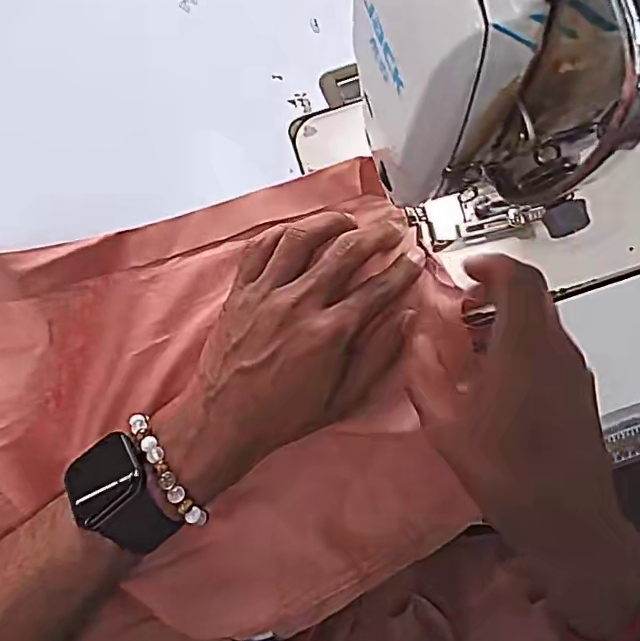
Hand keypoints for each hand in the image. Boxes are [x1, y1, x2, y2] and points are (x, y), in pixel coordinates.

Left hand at [153, 211, 421, 505]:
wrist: (225, 419)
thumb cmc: (283, 415)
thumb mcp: (342, 399)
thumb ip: (378, 357)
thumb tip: (404, 320)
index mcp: (329, 333)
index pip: (377, 288)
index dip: (403, 269)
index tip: (414, 257)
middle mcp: (298, 304)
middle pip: (346, 251)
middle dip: (377, 234)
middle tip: (391, 228)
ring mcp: (266, 294)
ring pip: (301, 238)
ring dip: (330, 222)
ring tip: (347, 221)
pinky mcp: (241, 292)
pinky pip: (260, 248)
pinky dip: (281, 233)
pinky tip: (297, 233)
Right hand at [405, 254, 639, 639]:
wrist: (568, 519)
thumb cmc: (507, 474)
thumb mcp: (445, 425)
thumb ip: (424, 373)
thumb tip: (416, 340)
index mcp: (524, 348)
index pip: (519, 279)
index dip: (492, 264)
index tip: (468, 267)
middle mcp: (557, 351)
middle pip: (534, 294)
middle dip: (496, 287)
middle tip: (465, 299)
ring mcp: (574, 370)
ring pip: (544, 319)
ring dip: (509, 314)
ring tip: (473, 334)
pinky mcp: (579, 390)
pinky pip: (550, 345)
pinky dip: (522, 339)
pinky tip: (496, 369)